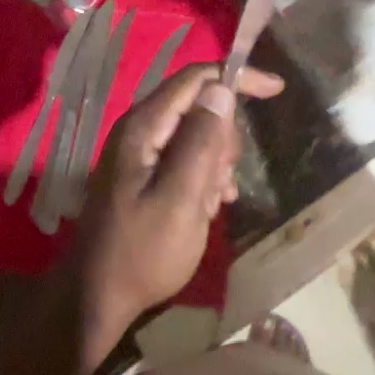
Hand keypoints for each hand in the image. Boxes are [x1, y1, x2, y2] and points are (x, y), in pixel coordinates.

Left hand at [69, 62, 283, 350]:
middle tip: (222, 183)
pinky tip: (207, 208)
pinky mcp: (143, 174)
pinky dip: (203, 178)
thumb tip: (221, 89)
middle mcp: (138, 129)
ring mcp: (139, 152)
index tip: (277, 90)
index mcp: (143, 126)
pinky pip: (185, 159)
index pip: (195, 79)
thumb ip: (200, 143)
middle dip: (222, 139)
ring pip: (196, 135)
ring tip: (210, 204)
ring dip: (214, 165)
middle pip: (198, 106)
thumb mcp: (180, 200)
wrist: (97, 297)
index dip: (236, 77)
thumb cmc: (142, 252)